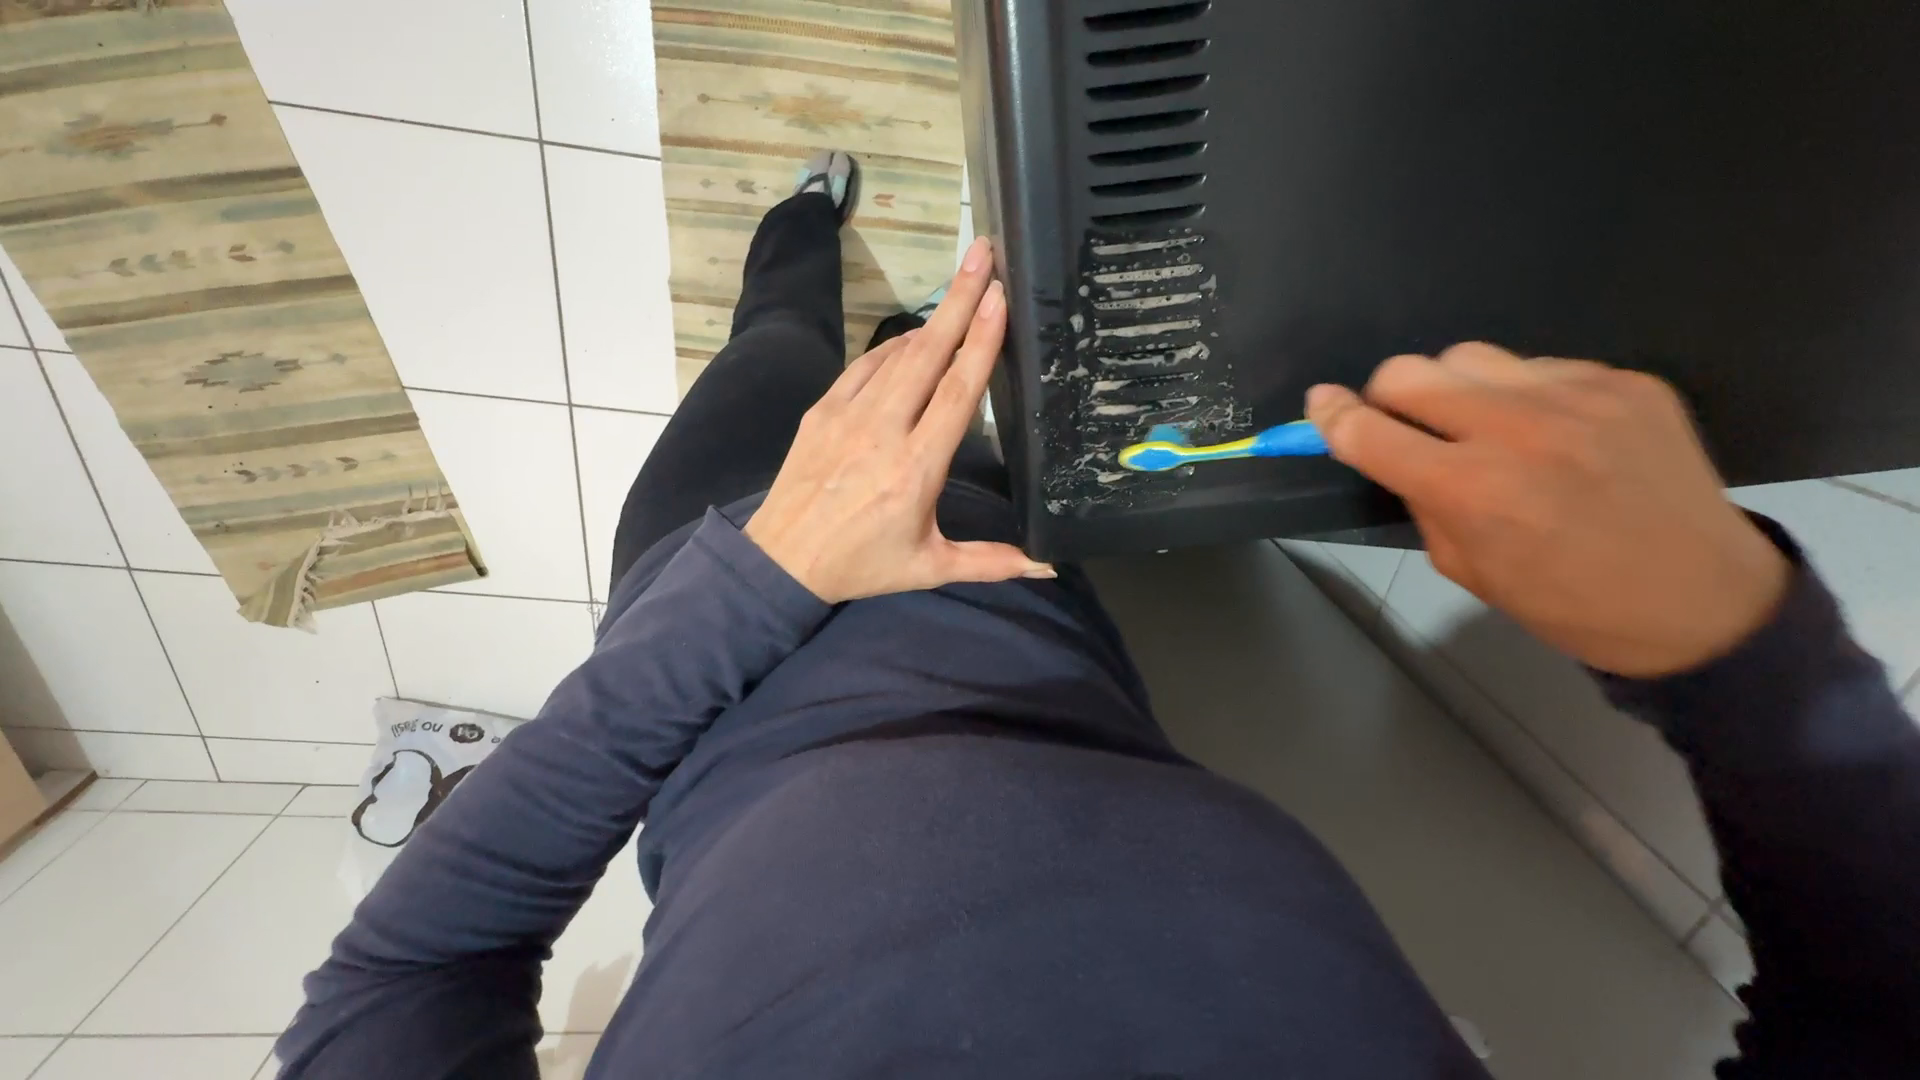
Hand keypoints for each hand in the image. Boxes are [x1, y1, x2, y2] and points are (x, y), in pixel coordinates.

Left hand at [743, 238, 1054, 602]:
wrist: (782, 560)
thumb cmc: (862, 565)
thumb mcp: (930, 567)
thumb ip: (991, 561)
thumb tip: (1048, 566)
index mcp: (916, 467)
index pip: (958, 392)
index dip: (981, 341)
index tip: (1000, 298)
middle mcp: (883, 431)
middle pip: (929, 354)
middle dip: (960, 299)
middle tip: (984, 254)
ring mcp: (847, 416)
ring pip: (896, 354)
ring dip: (931, 319)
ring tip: (960, 285)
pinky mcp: (822, 411)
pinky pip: (863, 367)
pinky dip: (891, 348)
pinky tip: (912, 337)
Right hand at [1305, 342, 1788, 676]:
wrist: (1697, 600)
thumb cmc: (1561, 600)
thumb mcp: (1462, 565)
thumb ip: (1420, 498)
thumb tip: (1392, 450)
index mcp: (1467, 488)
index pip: (1367, 430)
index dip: (1330, 415)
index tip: (1319, 404)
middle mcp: (1514, 429)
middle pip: (1407, 371)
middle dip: (1387, 397)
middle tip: (1403, 424)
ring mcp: (1576, 397)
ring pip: (1467, 355)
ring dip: (1451, 387)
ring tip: (1478, 422)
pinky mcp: (1624, 382)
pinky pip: (1537, 366)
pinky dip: (1520, 394)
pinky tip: (1548, 431)